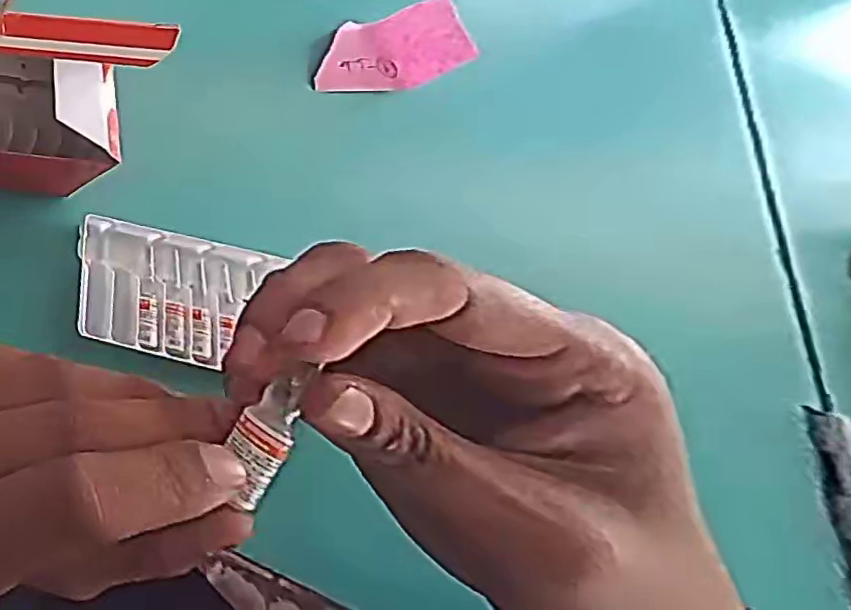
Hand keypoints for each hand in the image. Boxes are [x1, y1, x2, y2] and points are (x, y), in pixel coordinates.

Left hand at [0, 335, 250, 601]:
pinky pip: (44, 357)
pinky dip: (96, 377)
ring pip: (64, 381)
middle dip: (165, 426)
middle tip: (227, 429)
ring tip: (189, 410)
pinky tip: (129, 393)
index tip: (232, 472)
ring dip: (139, 395)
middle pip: (74, 426)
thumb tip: (229, 510)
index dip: (163, 479)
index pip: (79, 496)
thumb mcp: (61, 572)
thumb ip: (143, 548)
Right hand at [224, 244, 743, 609]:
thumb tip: (318, 395)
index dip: (363, 300)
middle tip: (257, 353)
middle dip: (305, 304)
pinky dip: (274, 346)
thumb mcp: (527, 532)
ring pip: (331, 288)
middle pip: (374, 272)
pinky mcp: (385, 364)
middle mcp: (486, 328)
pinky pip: (314, 333)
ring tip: (245, 366)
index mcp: (564, 349)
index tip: (306, 343)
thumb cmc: (605, 580)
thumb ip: (420, 456)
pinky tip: (255, 375)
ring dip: (276, 318)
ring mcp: (431, 343)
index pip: (444, 288)